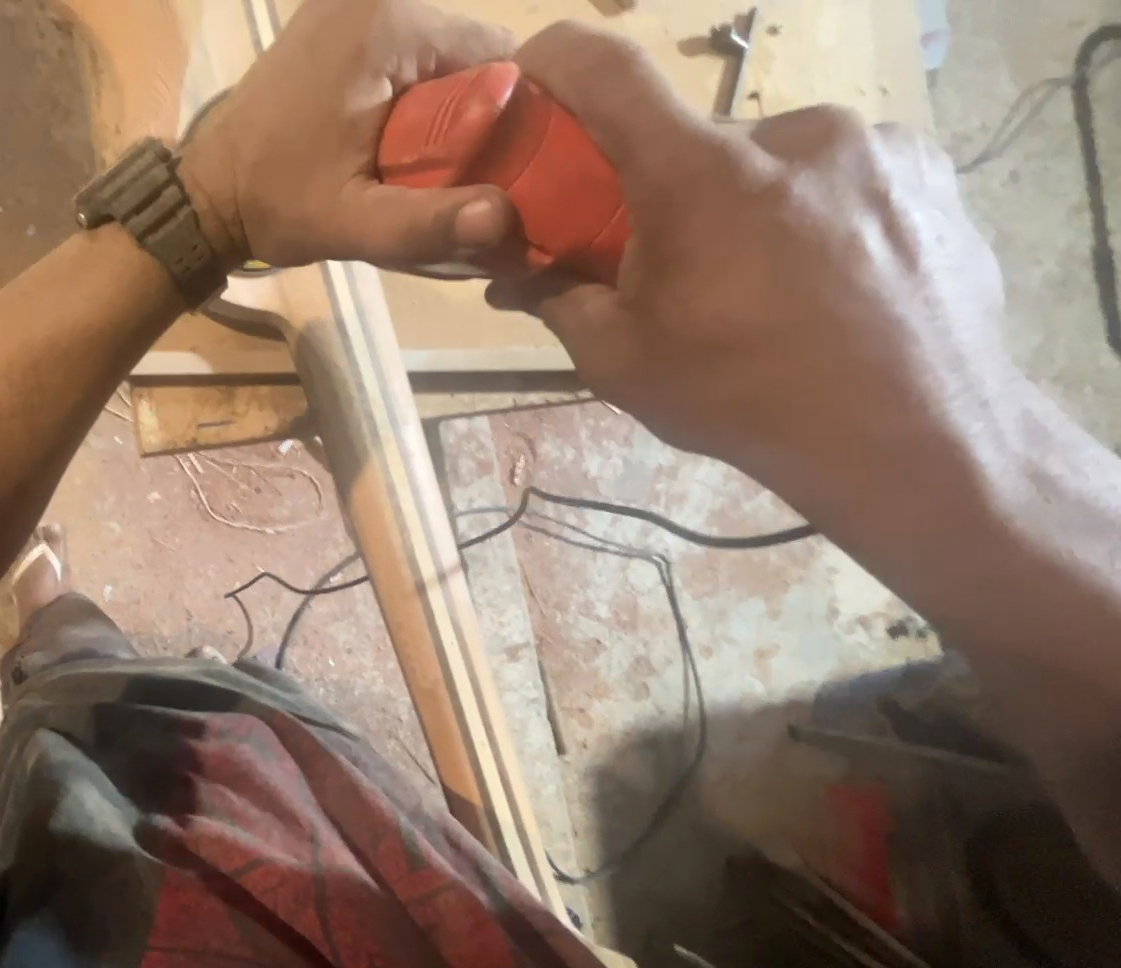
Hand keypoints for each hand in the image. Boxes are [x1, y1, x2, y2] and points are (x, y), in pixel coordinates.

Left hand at [177, 0, 517, 269]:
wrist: (205, 195)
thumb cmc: (274, 205)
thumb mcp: (352, 223)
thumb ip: (425, 223)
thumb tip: (502, 218)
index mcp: (389, 23)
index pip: (493, 57)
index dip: (497, 121)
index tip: (472, 172)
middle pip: (460, 56)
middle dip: (459, 118)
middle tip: (426, 178)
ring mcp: (343, 5)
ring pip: (428, 57)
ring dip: (427, 111)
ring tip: (395, 165)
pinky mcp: (325, 24)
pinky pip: (392, 55)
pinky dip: (396, 96)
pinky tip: (373, 140)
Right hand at [492, 22, 1014, 499]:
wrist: (910, 433)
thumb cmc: (738, 394)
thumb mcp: (618, 359)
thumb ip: (559, 299)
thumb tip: (515, 275)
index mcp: (698, 178)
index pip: (612, 76)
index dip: (559, 59)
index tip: (530, 71)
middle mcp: (787, 135)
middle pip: (693, 143)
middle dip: (661, 195)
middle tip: (662, 266)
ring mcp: (870, 145)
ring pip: (768, 164)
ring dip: (738, 209)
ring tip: (750, 288)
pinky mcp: (926, 169)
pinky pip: (836, 177)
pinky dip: (805, 215)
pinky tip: (816, 281)